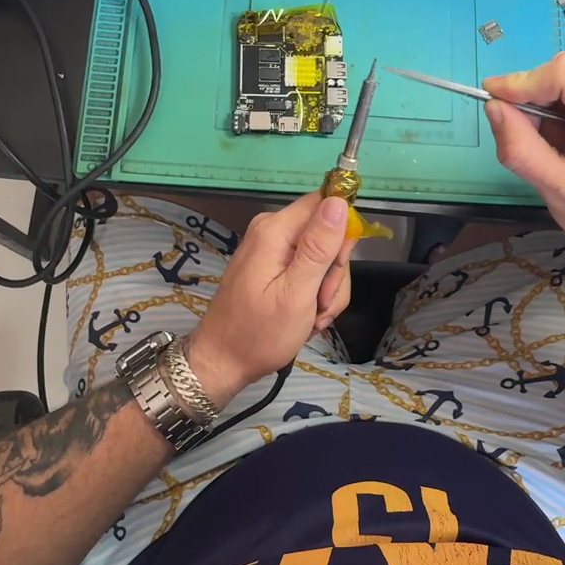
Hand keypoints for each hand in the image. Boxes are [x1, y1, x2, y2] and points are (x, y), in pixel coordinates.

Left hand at [186, 193, 355, 405]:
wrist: (223, 363)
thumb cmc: (259, 333)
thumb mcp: (296, 293)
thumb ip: (319, 246)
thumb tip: (338, 200)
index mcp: (276, 230)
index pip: (325, 203)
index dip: (341, 233)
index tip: (336, 268)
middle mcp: (273, 230)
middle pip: (328, 234)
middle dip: (333, 273)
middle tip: (321, 305)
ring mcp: (272, 249)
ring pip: (324, 258)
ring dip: (326, 292)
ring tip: (312, 318)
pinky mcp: (274, 266)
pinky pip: (309, 271)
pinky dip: (314, 296)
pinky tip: (306, 318)